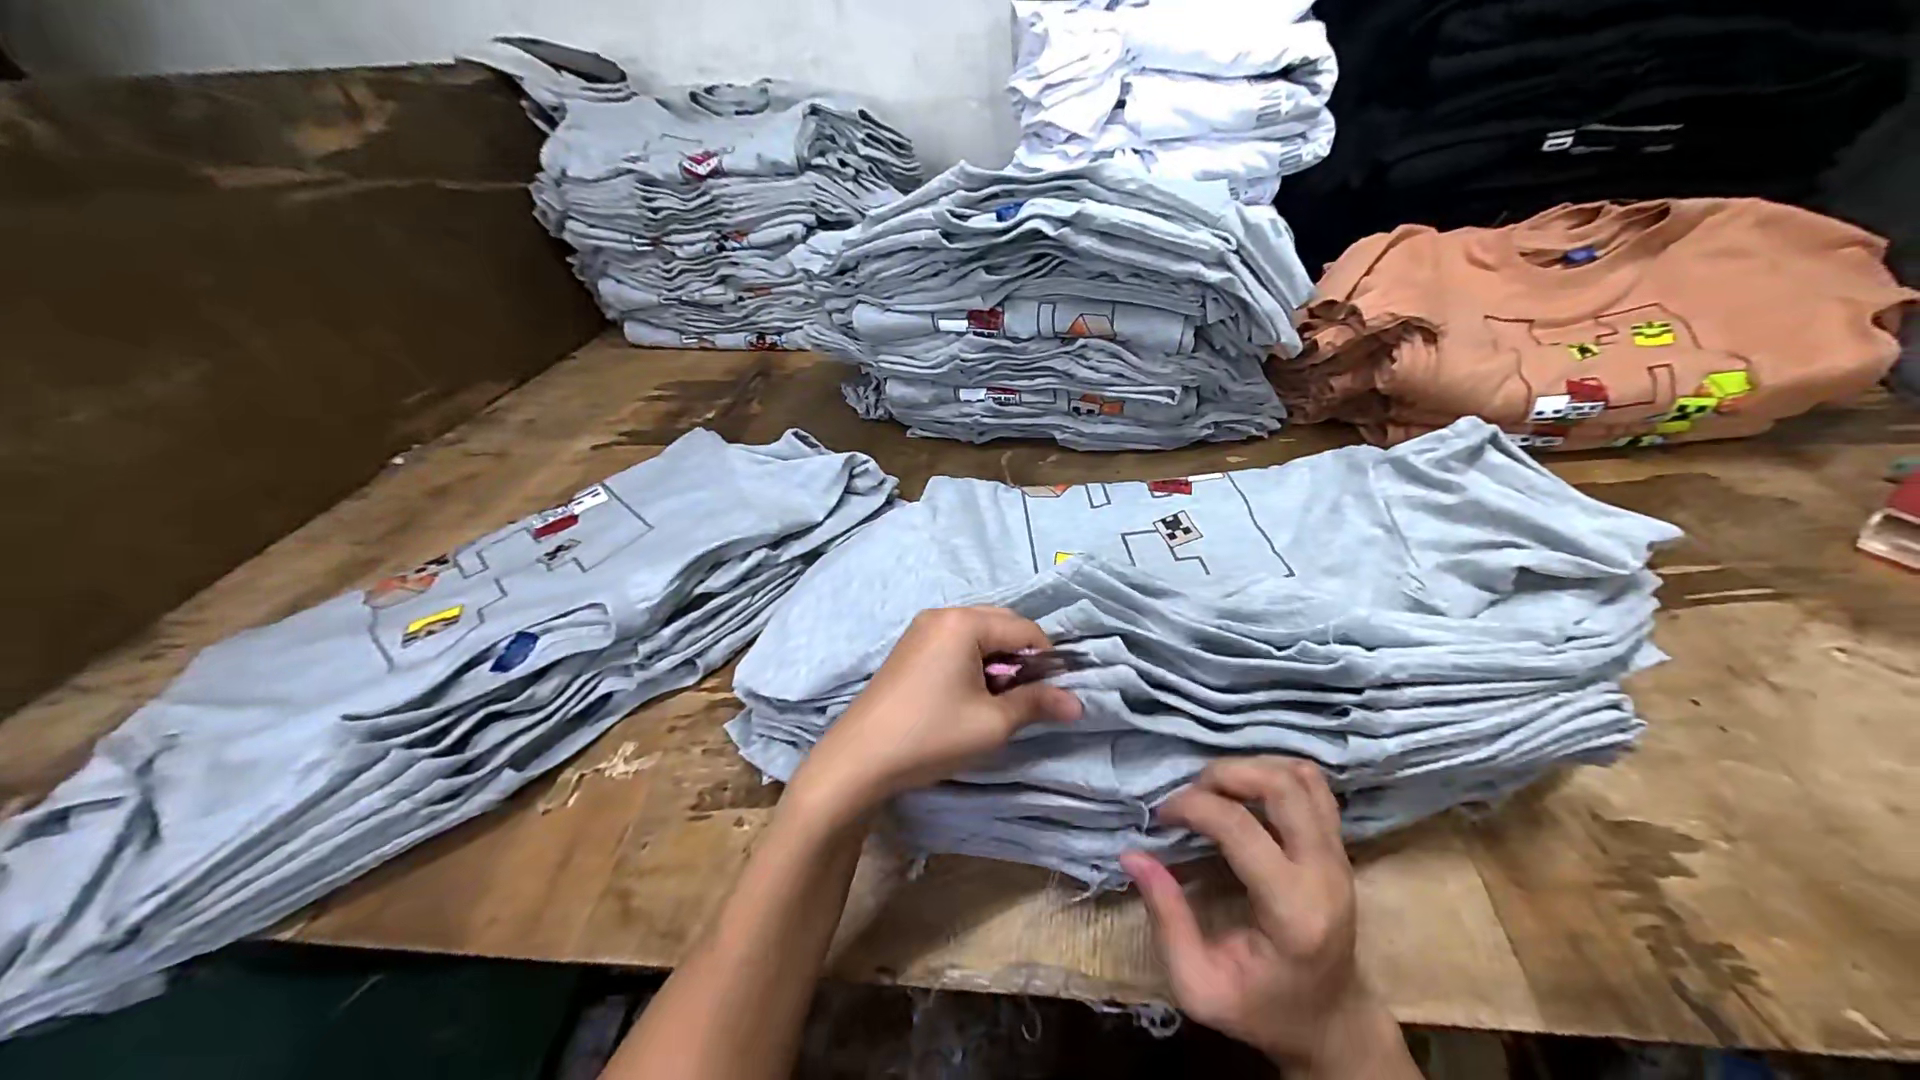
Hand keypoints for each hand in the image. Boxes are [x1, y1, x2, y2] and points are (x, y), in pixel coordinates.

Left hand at [783, 606, 1081, 824]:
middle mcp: (941, 614)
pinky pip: (954, 642)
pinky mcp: (908, 647)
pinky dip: (972, 661)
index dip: (1047, 659)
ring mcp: (920, 629)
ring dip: (997, 659)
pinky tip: (968, 695)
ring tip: (995, 699)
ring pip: (977, 633)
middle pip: (1000, 624)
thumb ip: (1037, 704)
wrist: (860, 758)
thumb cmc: (932, 735)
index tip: (1054, 693)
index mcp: (963, 623)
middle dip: (1021, 657)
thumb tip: (1078, 703)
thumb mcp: (993, 723)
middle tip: (1024, 697)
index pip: (1024, 629)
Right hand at [1121, 759, 1414, 1078]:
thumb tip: (1132, 854)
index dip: (1192, 807)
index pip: (1240, 827)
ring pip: (1301, 776)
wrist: (1331, 1022)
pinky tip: (1245, 791)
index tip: (1162, 817)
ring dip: (1250, 768)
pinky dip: (1274, 772)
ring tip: (1215, 789)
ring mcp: (1339, 856)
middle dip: (1225, 773)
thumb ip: (1166, 919)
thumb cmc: (1261, 1008)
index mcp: (1292, 911)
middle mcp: (1325, 873)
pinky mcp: (1339, 847)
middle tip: (1191, 793)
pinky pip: (1313, 786)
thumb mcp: (1198, 986)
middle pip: (1282, 785)